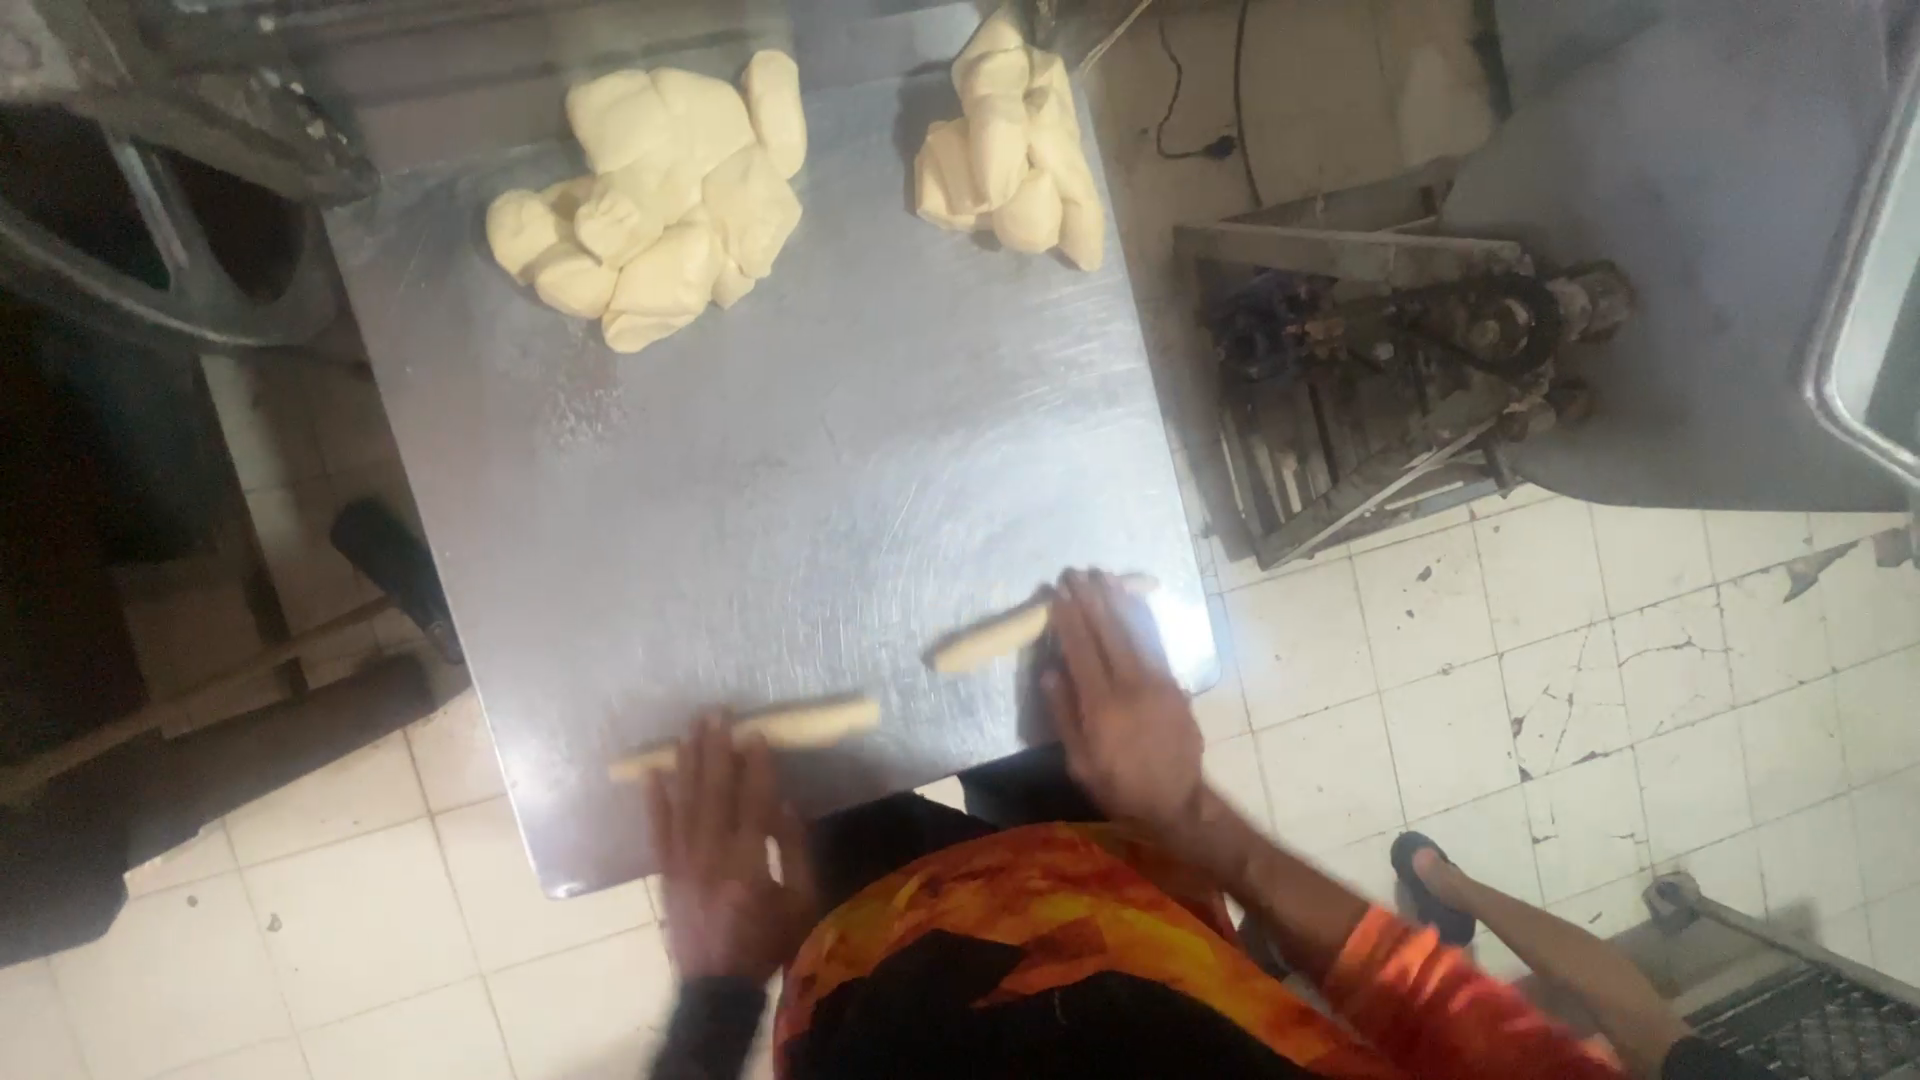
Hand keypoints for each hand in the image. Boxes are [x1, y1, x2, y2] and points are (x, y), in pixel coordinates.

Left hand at [646, 713, 818, 982]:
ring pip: (684, 803)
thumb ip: (795, 849)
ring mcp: (682, 864)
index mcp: (748, 864)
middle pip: (713, 792)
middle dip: (716, 749)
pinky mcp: (665, 874)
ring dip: (688, 762)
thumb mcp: (801, 900)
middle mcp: (710, 857)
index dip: (756, 765)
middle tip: (717, 712)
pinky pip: (658, 830)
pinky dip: (654, 800)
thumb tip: (784, 802)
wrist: (716, 989)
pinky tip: (653, 772)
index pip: (753, 801)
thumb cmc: (769, 942)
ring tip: (691, 727)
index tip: (756, 732)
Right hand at [1042, 568, 1203, 832]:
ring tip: (1101, 575)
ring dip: (1116, 599)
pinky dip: (1143, 617)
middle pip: (1108, 631)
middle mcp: (1131, 685)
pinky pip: (1156, 642)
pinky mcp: (1175, 683)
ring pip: (1134, 630)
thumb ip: (1063, 714)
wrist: (1176, 802)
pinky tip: (1133, 600)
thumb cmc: (1118, 786)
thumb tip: (1049, 671)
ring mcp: (1158, 681)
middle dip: (1089, 598)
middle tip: (1074, 572)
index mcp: (1102, 706)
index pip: (1081, 649)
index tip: (1055, 593)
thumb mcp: (1078, 762)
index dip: (1067, 618)